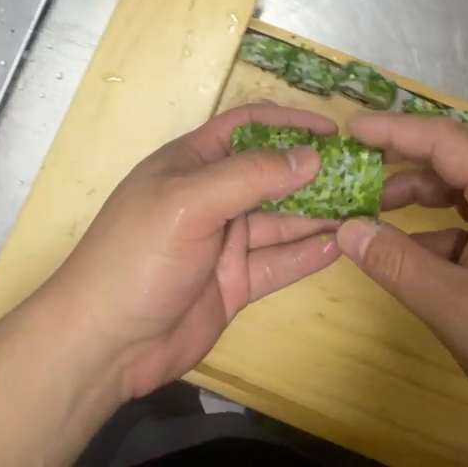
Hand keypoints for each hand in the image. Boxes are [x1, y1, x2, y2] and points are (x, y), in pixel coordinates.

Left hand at [39, 102, 342, 401]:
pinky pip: (278, 262)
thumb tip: (310, 156)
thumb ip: (251, 176)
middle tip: (363, 174)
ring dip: (318, 213)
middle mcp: (212, 196)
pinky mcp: (234, 283)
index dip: (288, 123)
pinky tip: (340, 245)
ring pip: (281, 219)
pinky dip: (307, 254)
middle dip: (312, 172)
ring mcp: (224, 241)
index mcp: (193, 163)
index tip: (332, 131)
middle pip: (271, 174)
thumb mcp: (190, 202)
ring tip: (364, 207)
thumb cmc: (138, 255)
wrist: (103, 344)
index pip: (247, 126)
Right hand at [335, 111, 467, 466]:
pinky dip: (453, 235)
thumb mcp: (455, 310)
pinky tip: (426, 260)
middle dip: (406, 167)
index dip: (394, 131)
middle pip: (460, 164)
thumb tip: (345, 229)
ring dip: (427, 203)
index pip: (444, 140)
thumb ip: (397, 264)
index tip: (352, 129)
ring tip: (382, 218)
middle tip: (358, 176)